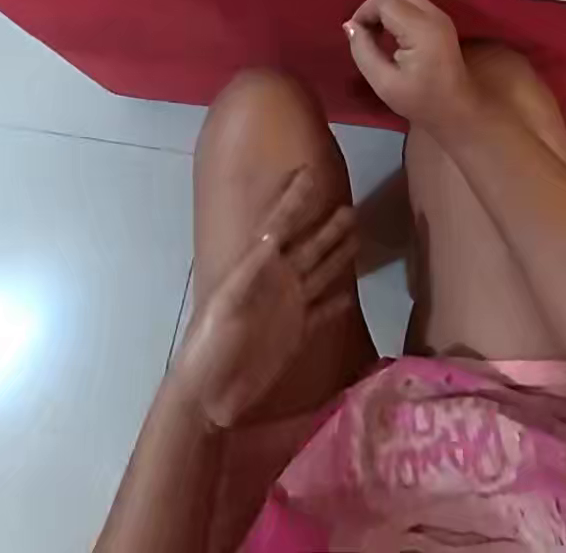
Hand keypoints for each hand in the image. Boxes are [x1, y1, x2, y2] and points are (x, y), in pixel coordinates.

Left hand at [171, 168, 358, 427]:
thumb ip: (250, 269)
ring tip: (358, 236)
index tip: (310, 172)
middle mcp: (277, 281)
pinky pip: (322, 312)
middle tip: (352, 208)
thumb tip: (273, 234)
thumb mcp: (226, 301)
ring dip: (337, 254)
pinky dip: (336, 303)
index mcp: (258, 267)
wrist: (208, 394)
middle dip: (328, 226)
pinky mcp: (296, 334)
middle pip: (309, 245)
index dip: (294, 198)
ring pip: (320, 272)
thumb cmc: (211, 342)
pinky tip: (350, 294)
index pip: (281, 223)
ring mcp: (288, 307)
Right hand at [343, 0, 476, 130]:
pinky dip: (394, 8)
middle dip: (373, 4)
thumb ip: (363, 50)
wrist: (456, 109)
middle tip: (364, 30)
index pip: (384, 2)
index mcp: (421, 30)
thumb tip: (350, 25)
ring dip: (383, 4)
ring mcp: (439, 14)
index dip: (364, 13)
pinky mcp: (440, 18)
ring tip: (375, 32)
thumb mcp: (383, 82)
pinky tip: (389, 32)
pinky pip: (411, 0)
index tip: (356, 35)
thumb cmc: (420, 101)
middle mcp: (433, 14)